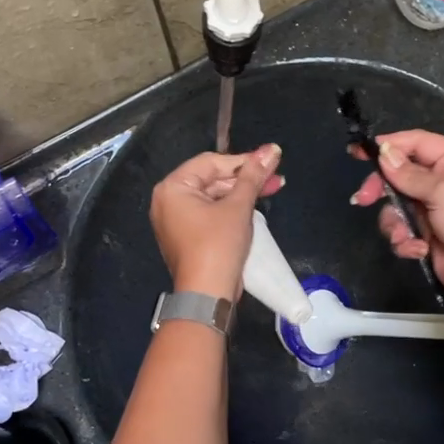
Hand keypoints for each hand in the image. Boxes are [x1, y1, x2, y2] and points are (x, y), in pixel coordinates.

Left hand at [151, 144, 284, 299]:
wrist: (207, 295)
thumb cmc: (218, 245)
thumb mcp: (238, 207)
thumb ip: (253, 176)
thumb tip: (273, 149)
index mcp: (172, 188)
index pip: (210, 163)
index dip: (243, 161)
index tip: (271, 161)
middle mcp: (167, 202)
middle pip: (210, 180)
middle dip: (244, 179)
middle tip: (276, 179)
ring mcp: (175, 222)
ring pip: (212, 198)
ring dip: (240, 195)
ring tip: (270, 191)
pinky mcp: (185, 238)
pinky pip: (208, 215)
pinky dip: (229, 211)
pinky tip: (251, 208)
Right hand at [349, 130, 443, 310]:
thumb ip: (410, 175)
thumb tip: (384, 154)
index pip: (417, 143)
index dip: (389, 145)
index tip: (358, 152)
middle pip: (401, 176)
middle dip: (381, 188)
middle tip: (362, 199)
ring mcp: (434, 212)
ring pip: (397, 208)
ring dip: (395, 223)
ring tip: (405, 236)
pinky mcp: (427, 237)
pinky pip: (403, 232)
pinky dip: (406, 242)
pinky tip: (419, 250)